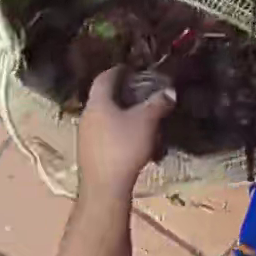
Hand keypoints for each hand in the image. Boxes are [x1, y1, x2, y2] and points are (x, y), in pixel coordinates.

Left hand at [76, 67, 174, 198]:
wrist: (104, 187)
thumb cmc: (124, 147)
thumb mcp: (147, 121)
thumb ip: (158, 103)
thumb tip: (170, 91)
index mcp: (98, 103)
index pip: (104, 78)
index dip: (118, 70)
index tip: (132, 68)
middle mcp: (87, 116)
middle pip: (104, 98)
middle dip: (123, 93)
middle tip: (142, 92)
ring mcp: (86, 136)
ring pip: (105, 117)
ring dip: (122, 114)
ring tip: (142, 117)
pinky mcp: (90, 153)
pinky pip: (105, 134)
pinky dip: (119, 130)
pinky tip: (134, 140)